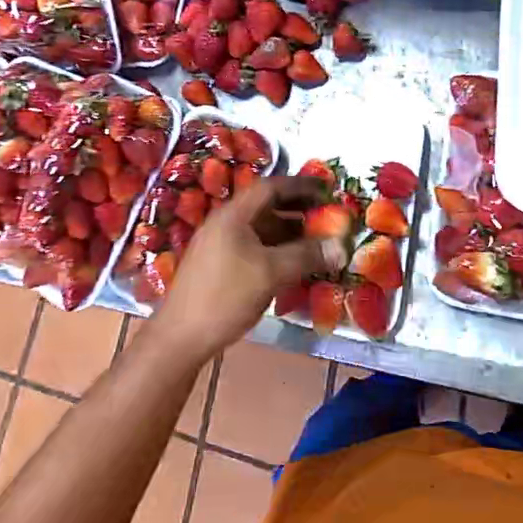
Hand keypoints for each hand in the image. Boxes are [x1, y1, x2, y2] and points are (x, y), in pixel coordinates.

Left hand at [148, 176, 343, 364]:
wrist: (181, 337)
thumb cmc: (225, 296)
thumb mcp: (271, 273)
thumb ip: (306, 256)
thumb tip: (340, 247)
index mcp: (232, 216)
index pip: (270, 187)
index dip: (300, 186)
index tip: (326, 189)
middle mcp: (224, 225)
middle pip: (265, 208)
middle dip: (298, 211)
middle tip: (328, 217)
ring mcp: (219, 246)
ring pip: (260, 231)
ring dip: (289, 234)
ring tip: (317, 244)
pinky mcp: (219, 268)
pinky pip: (254, 249)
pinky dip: (276, 252)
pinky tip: (294, 267)